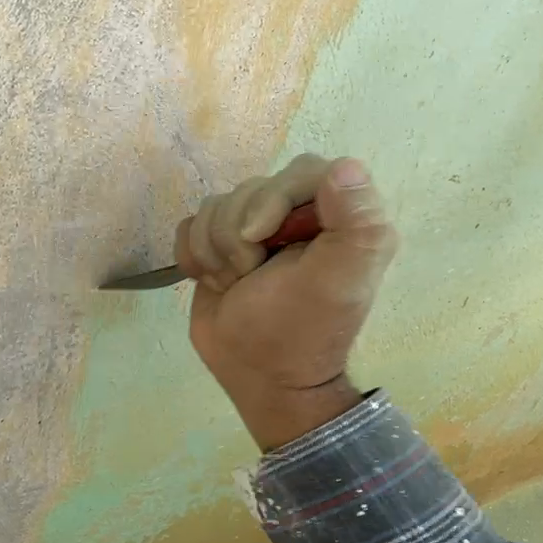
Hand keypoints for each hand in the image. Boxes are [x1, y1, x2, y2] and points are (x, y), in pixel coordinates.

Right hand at [175, 155, 397, 449]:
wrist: (256, 375)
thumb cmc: (298, 331)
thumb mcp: (334, 281)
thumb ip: (352, 223)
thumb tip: (345, 166)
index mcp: (341, 216)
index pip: (299, 172)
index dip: (269, 201)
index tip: (260, 240)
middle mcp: (299, 214)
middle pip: (248, 188)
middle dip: (235, 236)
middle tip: (250, 276)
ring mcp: (255, 227)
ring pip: (214, 206)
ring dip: (214, 252)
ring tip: (235, 284)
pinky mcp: (218, 243)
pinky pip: (190, 224)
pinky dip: (193, 256)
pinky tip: (212, 281)